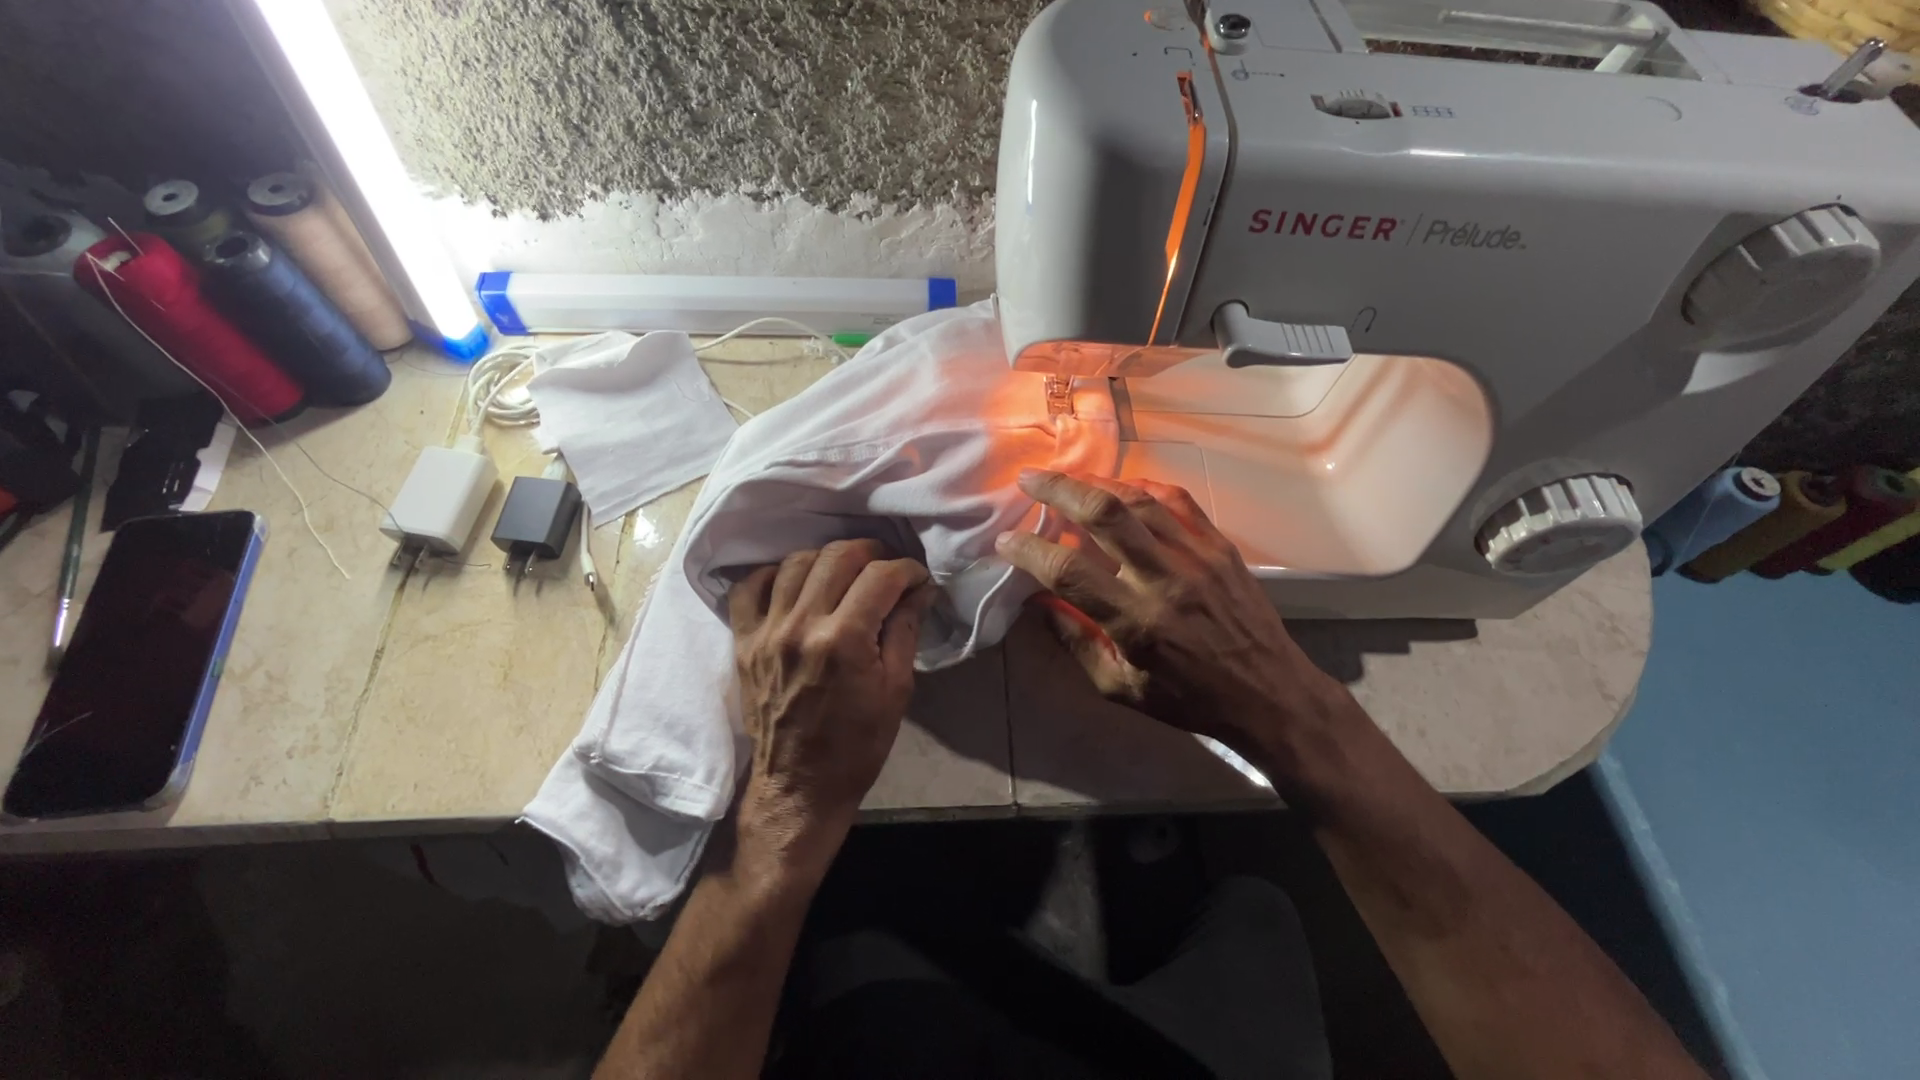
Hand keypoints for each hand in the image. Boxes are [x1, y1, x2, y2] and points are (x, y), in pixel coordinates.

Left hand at [725, 539, 933, 883]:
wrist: (800, 785)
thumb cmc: (858, 744)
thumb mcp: (897, 689)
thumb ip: (905, 629)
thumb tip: (920, 588)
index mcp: (843, 640)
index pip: (880, 576)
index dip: (907, 569)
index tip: (918, 577)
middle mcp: (800, 626)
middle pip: (838, 556)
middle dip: (872, 552)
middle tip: (887, 567)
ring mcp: (766, 631)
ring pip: (796, 562)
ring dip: (828, 558)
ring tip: (846, 572)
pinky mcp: (744, 641)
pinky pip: (750, 587)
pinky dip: (775, 574)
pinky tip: (797, 583)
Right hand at [996, 469, 1352, 770]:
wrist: (1270, 694)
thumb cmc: (1189, 699)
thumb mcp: (1121, 688)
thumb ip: (1077, 642)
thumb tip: (1038, 602)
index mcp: (1135, 622)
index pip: (1067, 571)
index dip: (1029, 550)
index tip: (1006, 539)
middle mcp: (1163, 579)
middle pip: (1103, 514)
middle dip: (1058, 489)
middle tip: (1029, 479)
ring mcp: (1196, 556)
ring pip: (1138, 499)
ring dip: (1096, 481)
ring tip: (1068, 477)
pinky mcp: (1220, 545)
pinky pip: (1178, 500)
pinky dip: (1144, 485)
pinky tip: (1123, 485)